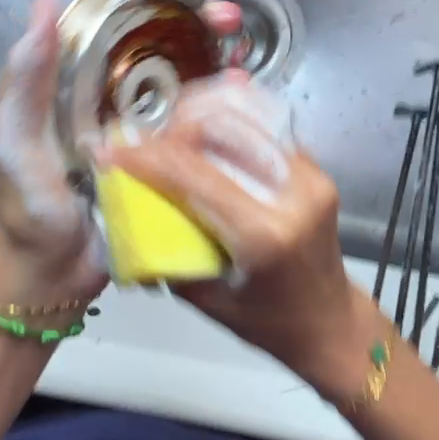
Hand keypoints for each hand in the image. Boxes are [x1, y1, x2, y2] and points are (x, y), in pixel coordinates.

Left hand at [0, 0, 238, 304]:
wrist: (55, 272)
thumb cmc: (28, 210)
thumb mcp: (14, 143)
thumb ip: (24, 80)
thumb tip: (46, 5)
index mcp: (62, 81)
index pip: (94, 14)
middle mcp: (99, 93)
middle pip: (147, 35)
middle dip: (185, 12)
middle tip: (222, 14)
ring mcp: (133, 123)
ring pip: (175, 70)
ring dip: (208, 50)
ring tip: (237, 45)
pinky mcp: (159, 155)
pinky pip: (191, 117)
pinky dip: (216, 98)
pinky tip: (239, 90)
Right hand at [100, 76, 378, 392]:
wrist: (330, 323)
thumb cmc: (267, 323)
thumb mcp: (205, 298)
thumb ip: (164, 251)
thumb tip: (121, 211)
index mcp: (265, 234)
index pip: (194, 176)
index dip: (144, 157)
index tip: (107, 150)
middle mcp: (293, 193)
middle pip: (220, 129)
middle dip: (169, 127)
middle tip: (138, 141)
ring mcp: (309, 175)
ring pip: (243, 116)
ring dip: (196, 116)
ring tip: (165, 134)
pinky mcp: (313, 167)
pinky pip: (261, 126)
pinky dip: (224, 121)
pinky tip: (198, 132)